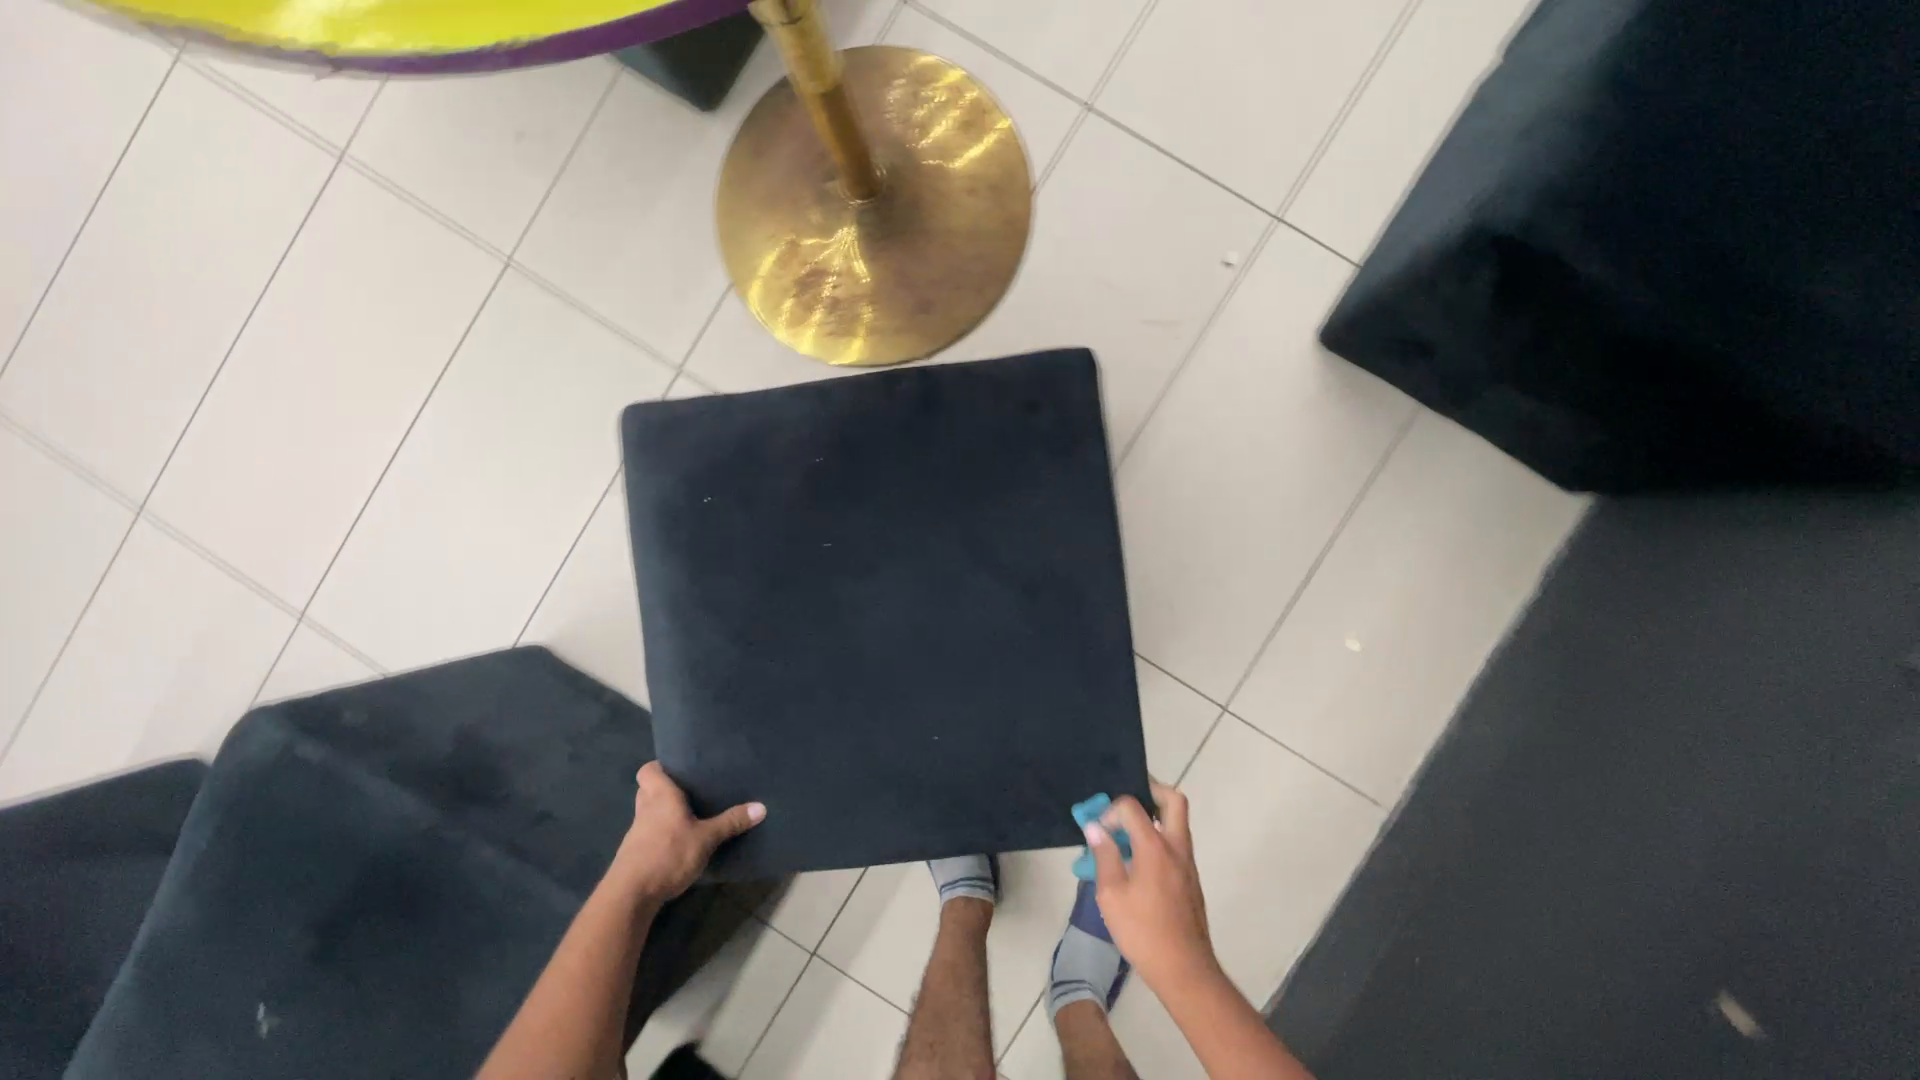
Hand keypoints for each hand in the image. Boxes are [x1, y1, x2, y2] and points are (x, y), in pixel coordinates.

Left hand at [607, 762, 764, 907]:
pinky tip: (680, 842)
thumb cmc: (668, 854)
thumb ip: (731, 822)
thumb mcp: (706, 838)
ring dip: (663, 813)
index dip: (661, 766)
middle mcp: (645, 809)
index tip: (680, 768)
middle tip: (690, 790)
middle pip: (648, 789)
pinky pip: (649, 833)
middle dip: (665, 789)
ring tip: (690, 815)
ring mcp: (637, 832)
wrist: (631, 895)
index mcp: (660, 796)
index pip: (648, 770)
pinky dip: (661, 834)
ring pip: (648, 812)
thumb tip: (762, 807)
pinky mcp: (635, 853)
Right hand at [1085, 782, 1215, 988]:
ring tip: (1125, 836)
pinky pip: (1175, 845)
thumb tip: (1095, 828)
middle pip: (1173, 800)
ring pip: (1176, 823)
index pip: (1132, 806)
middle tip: (1127, 804)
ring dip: (1153, 818)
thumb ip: (1104, 855)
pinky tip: (1136, 864)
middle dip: (1150, 791)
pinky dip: (1157, 840)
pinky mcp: (1190, 880)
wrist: (1184, 968)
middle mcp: (1176, 847)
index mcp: (1155, 846)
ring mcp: (1187, 863)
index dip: (1111, 811)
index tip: (1099, 831)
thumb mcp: (1111, 894)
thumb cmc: (1142, 931)